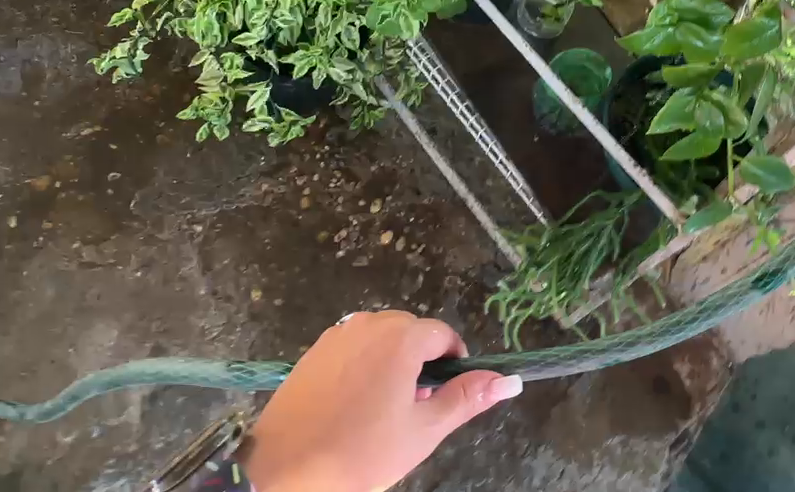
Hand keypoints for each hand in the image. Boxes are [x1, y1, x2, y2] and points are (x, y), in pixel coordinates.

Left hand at [240, 310, 521, 491]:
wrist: (284, 472)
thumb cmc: (361, 453)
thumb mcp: (422, 431)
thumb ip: (467, 399)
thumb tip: (510, 380)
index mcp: (401, 337)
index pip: (442, 334)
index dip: (451, 364)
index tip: (444, 397)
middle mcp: (370, 322)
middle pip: (411, 333)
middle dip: (420, 364)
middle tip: (413, 411)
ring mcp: (338, 333)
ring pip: (381, 339)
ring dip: (391, 363)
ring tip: (381, 412)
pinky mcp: (314, 350)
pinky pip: (353, 347)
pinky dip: (361, 367)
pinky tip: (351, 407)